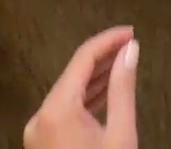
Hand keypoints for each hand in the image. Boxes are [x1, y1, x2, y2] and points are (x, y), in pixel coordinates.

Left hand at [24, 27, 138, 148]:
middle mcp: (40, 115)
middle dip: (103, 56)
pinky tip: (105, 90)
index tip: (133, 32)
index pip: (83, 58)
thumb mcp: (120, 133)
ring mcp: (37, 130)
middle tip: (131, 45)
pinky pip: (64, 109)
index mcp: (56, 108)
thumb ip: (122, 88)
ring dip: (96, 76)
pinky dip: (85, 98)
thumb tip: (131, 47)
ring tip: (123, 62)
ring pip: (69, 91)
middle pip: (74, 73)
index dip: (109, 40)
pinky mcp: (41, 142)